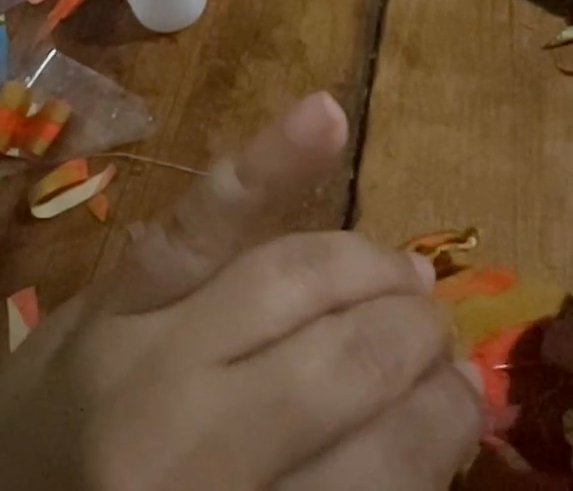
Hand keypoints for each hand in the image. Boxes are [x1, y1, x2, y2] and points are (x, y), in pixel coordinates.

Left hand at [0, 93, 483, 490]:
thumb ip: (341, 483)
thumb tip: (442, 409)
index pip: (385, 467)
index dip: (442, 423)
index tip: (463, 403)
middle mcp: (194, 444)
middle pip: (347, 361)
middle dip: (415, 338)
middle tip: (439, 336)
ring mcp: (144, 354)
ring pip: (294, 282)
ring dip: (369, 270)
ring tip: (406, 275)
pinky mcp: (109, 298)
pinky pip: (200, 223)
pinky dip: (267, 165)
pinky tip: (326, 117)